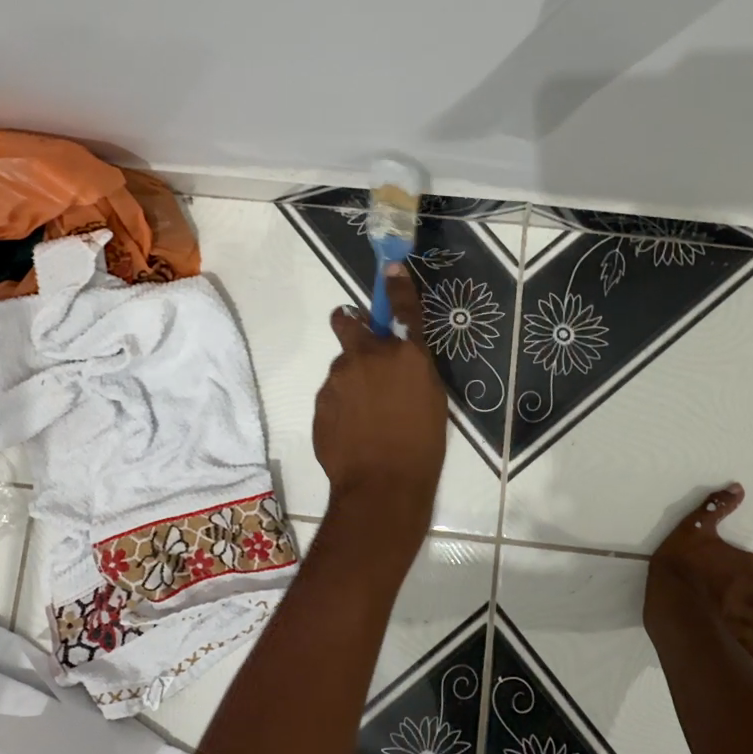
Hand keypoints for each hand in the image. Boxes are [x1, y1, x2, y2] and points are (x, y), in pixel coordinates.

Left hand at [313, 264, 448, 541]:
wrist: (381, 486)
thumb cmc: (422, 446)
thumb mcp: (431, 399)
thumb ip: (412, 369)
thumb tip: (398, 360)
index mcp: (406, 355)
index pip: (404, 309)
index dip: (397, 285)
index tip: (391, 267)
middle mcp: (368, 357)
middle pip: (349, 323)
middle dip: (352, 325)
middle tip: (363, 351)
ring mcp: (339, 378)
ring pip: (342, 366)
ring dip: (352, 377)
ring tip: (367, 414)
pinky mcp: (321, 401)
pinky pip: (333, 394)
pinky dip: (342, 403)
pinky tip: (355, 429)